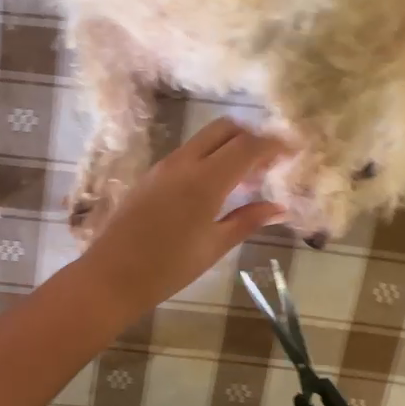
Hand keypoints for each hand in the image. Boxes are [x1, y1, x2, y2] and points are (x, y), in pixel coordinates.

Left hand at [74, 118, 285, 314]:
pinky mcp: (150, 177)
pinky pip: (186, 154)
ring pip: (203, 140)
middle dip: (250, 138)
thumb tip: (279, 208)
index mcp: (205, 180)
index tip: (292, 152)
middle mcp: (184, 163)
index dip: (274, 145)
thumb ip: (247, 221)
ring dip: (228, 148)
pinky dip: (208, 159)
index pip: (248, 146)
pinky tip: (215, 188)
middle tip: (267, 164)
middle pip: (225, 129)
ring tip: (245, 179)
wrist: (111, 277)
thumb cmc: (168, 268)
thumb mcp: (214, 246)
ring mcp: (163, 167)